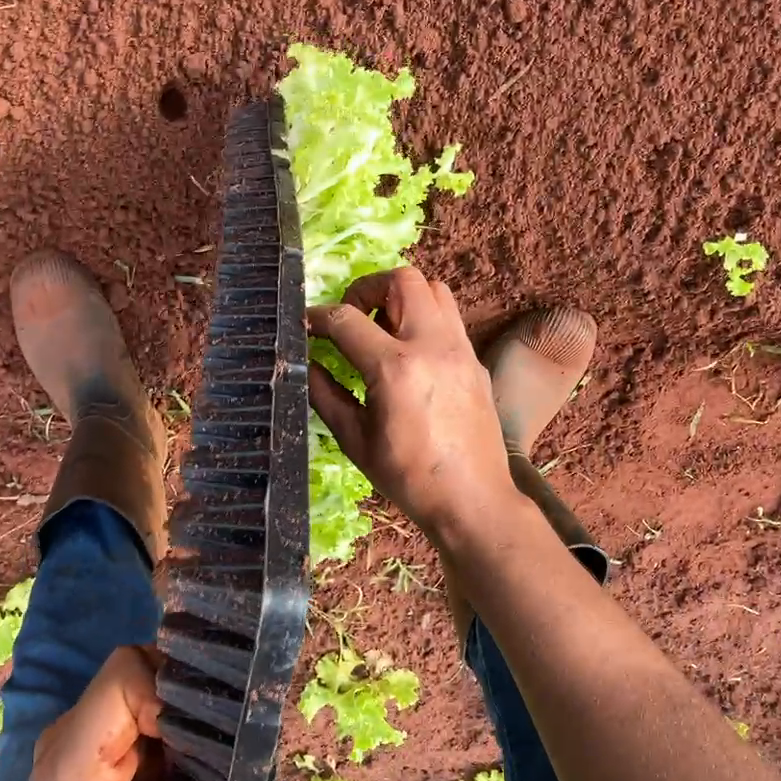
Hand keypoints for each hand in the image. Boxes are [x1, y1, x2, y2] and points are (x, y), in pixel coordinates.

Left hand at [30, 647, 299, 780]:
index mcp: (72, 774)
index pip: (126, 673)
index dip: (176, 693)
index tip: (208, 742)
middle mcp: (66, 746)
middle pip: (138, 672)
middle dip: (191, 701)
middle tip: (228, 749)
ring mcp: (77, 747)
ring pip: (145, 687)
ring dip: (189, 715)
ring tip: (217, 764)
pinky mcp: (96, 755)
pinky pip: (145, 709)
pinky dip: (180, 728)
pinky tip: (201, 770)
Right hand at [308, 267, 520, 537]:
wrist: (473, 500)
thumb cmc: (408, 477)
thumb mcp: (355, 440)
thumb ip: (325, 394)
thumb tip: (304, 363)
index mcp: (395, 368)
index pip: (347, 319)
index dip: (318, 317)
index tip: (306, 325)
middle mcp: (432, 345)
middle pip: (401, 280)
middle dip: (367, 289)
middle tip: (351, 317)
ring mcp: (461, 349)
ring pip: (434, 289)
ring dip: (402, 297)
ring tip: (382, 328)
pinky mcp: (476, 361)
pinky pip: (449, 319)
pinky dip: (424, 319)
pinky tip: (409, 353)